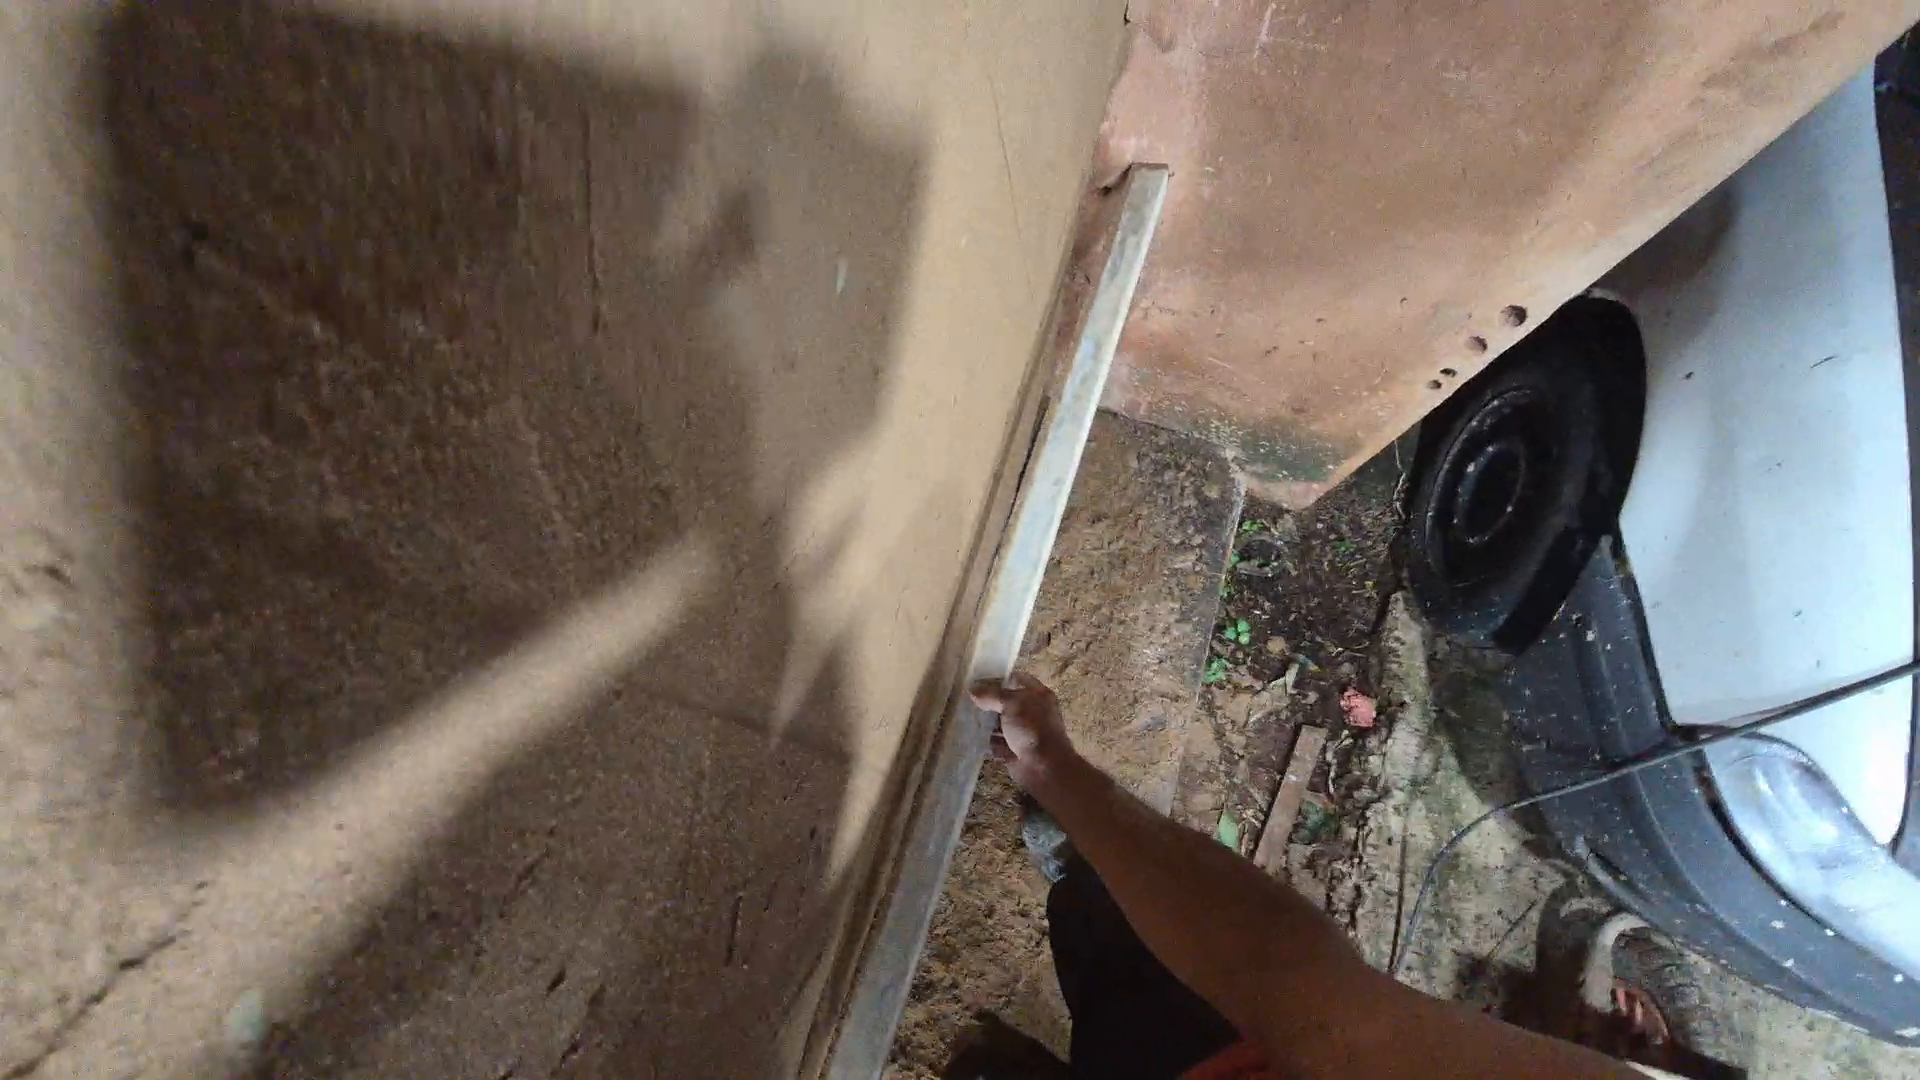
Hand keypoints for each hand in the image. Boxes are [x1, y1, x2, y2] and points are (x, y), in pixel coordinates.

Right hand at [968, 671, 1076, 787]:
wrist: (1044, 767)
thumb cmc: (1031, 728)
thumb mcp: (1011, 703)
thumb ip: (991, 695)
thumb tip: (972, 689)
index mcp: (1038, 695)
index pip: (1017, 679)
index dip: (999, 678)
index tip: (978, 679)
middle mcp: (1032, 712)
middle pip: (1007, 702)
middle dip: (989, 701)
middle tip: (967, 698)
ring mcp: (1024, 732)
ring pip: (1001, 723)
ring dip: (986, 722)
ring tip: (965, 716)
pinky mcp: (1015, 750)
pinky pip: (998, 742)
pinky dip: (988, 740)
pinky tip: (972, 736)